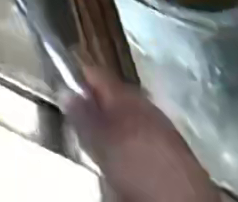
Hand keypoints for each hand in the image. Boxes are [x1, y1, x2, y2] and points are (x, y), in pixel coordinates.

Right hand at [67, 65, 218, 201]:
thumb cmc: (135, 166)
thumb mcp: (98, 141)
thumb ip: (80, 114)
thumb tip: (64, 90)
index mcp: (126, 95)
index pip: (94, 71)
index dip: (75, 74)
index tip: (60, 84)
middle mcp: (147, 104)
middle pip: (112, 93)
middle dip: (95, 102)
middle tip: (78, 118)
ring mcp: (165, 125)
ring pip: (129, 113)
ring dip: (114, 121)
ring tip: (100, 138)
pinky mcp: (176, 147)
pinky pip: (145, 131)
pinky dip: (131, 137)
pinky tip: (126, 153)